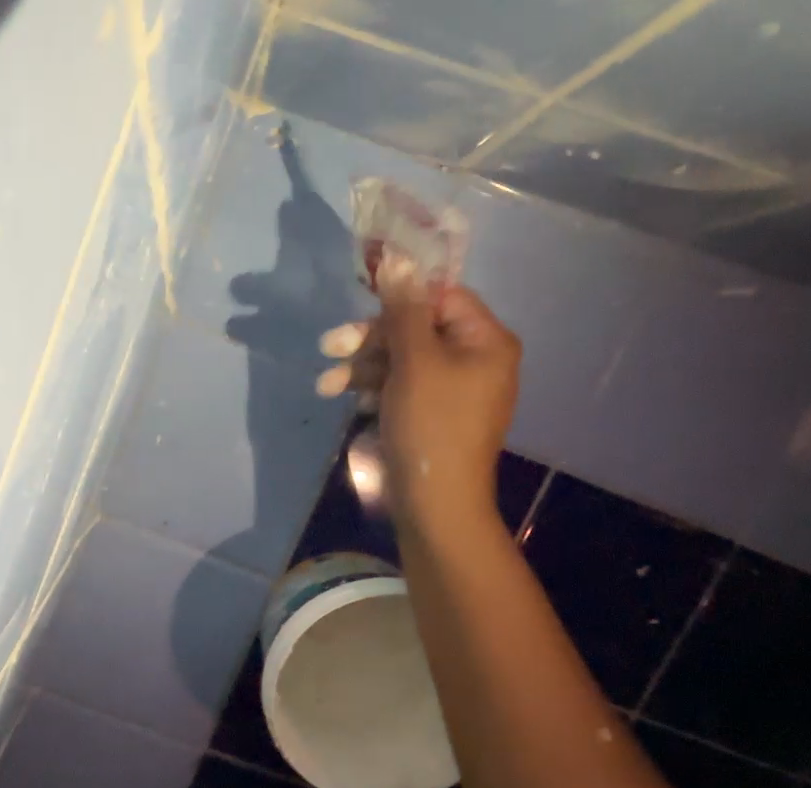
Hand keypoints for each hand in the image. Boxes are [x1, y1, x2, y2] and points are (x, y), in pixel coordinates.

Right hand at [317, 259, 520, 537]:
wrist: (436, 506)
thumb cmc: (430, 427)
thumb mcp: (414, 362)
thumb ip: (404, 309)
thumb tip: (400, 257)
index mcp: (486, 340)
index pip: (441, 297)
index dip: (397, 297)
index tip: (357, 300)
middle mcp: (478, 361)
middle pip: (417, 329)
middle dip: (370, 339)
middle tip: (328, 347)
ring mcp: (456, 393)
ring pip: (404, 361)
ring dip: (362, 367)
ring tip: (325, 385)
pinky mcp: (434, 418)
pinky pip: (404, 389)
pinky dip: (375, 390)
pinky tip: (347, 401)